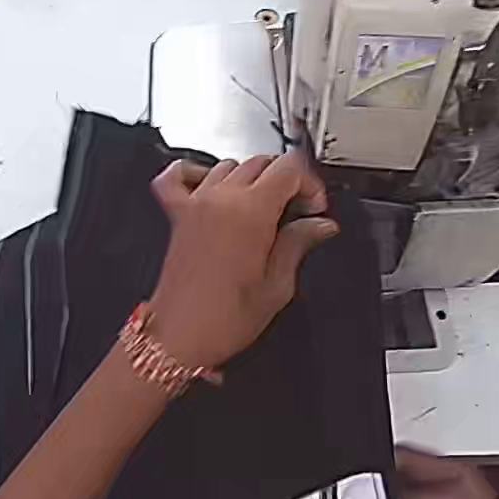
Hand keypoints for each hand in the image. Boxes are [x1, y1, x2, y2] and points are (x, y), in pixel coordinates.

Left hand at [145, 152, 336, 368]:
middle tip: (295, 214)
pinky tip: (213, 188)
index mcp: (251, 213)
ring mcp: (197, 203)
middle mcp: (222, 199)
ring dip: (251, 180)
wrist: (179, 336)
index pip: (290, 168)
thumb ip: (299, 244)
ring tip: (262, 211)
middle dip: (286, 182)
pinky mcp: (178, 214)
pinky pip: (181, 174)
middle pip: (263, 163)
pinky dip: (197, 172)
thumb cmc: (223, 319)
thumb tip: (321, 225)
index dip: (310, 184)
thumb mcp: (277, 286)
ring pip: (231, 165)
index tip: (314, 209)